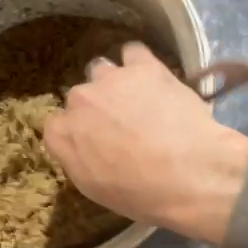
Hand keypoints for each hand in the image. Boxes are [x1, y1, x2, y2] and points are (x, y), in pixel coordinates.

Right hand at [43, 42, 247, 245]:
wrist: (191, 172)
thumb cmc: (144, 194)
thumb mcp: (99, 190)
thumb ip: (81, 161)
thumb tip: (86, 148)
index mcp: (63, 136)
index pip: (56, 125)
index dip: (77, 132)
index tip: (95, 141)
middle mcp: (79, 101)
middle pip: (80, 97)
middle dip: (96, 108)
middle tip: (122, 124)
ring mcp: (110, 79)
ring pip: (102, 70)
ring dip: (115, 83)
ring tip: (138, 97)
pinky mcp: (142, 66)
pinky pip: (133, 53)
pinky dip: (139, 62)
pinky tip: (152, 76)